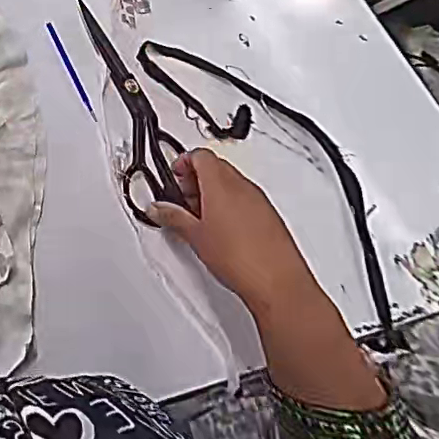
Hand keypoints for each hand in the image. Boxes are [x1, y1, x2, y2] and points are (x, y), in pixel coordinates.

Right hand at [147, 148, 318, 315]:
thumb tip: (160, 210)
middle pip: (215, 165)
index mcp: (221, 184)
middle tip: (183, 197)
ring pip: (231, 181)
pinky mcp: (269, 214)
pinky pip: (246, 198)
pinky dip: (230, 204)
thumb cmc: (241, 258)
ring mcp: (259, 199)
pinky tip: (221, 228)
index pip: (200, 155)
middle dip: (196, 178)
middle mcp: (242, 186)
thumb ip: (173, 217)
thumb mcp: (196, 236)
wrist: (277, 283)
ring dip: (213, 191)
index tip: (175, 175)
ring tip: (200, 217)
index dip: (184, 162)